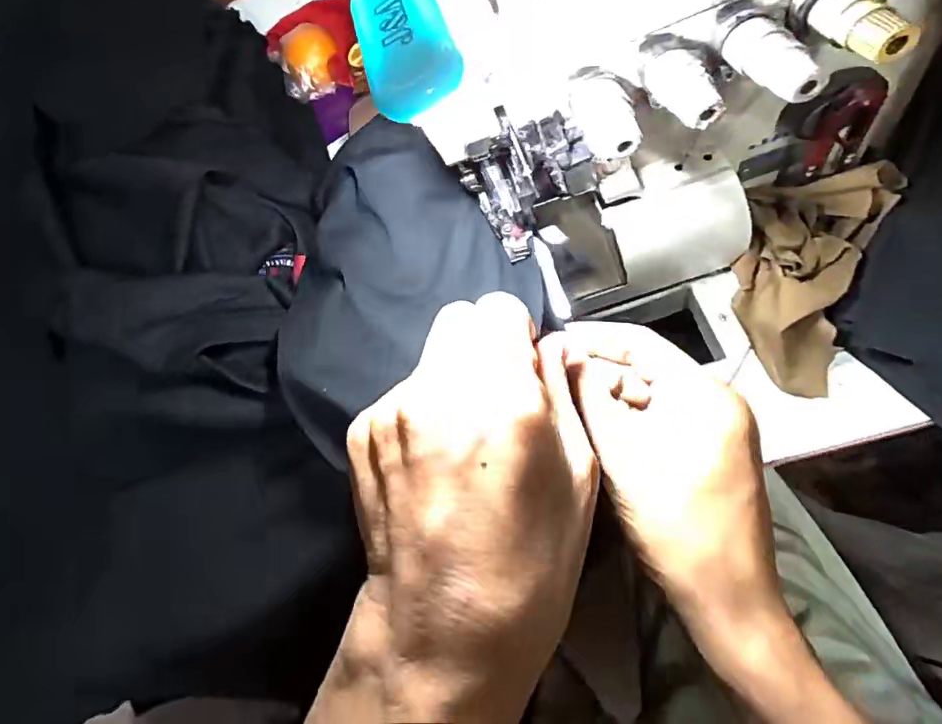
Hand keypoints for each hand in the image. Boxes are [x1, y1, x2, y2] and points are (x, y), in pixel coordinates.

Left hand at [344, 293, 598, 721]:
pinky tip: (437, 457)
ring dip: (455, 374)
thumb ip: (565, 392)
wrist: (442, 633)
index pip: (500, 308)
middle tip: (500, 392)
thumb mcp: (578, 474)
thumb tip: (557, 345)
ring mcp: (393, 410)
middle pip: (460, 317)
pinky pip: (406, 389)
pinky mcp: (363, 430)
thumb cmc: (531, 560)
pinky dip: (426, 405)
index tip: (527, 366)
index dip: (520, 333)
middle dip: (485, 344)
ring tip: (467, 433)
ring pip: (432, 352)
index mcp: (504, 402)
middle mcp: (441, 394)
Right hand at [538, 323, 777, 631]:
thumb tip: (564, 353)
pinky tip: (605, 432)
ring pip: (658, 395)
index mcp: (706, 392)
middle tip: (556, 378)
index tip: (555, 338)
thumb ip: (591, 400)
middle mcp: (721, 398)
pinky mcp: (721, 450)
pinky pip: (670, 418)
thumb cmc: (675, 530)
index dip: (595, 337)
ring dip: (617, 399)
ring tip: (572, 405)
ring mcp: (725, 425)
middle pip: (651, 368)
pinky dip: (638, 421)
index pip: (642, 342)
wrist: (731, 602)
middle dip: (603, 372)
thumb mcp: (622, 459)